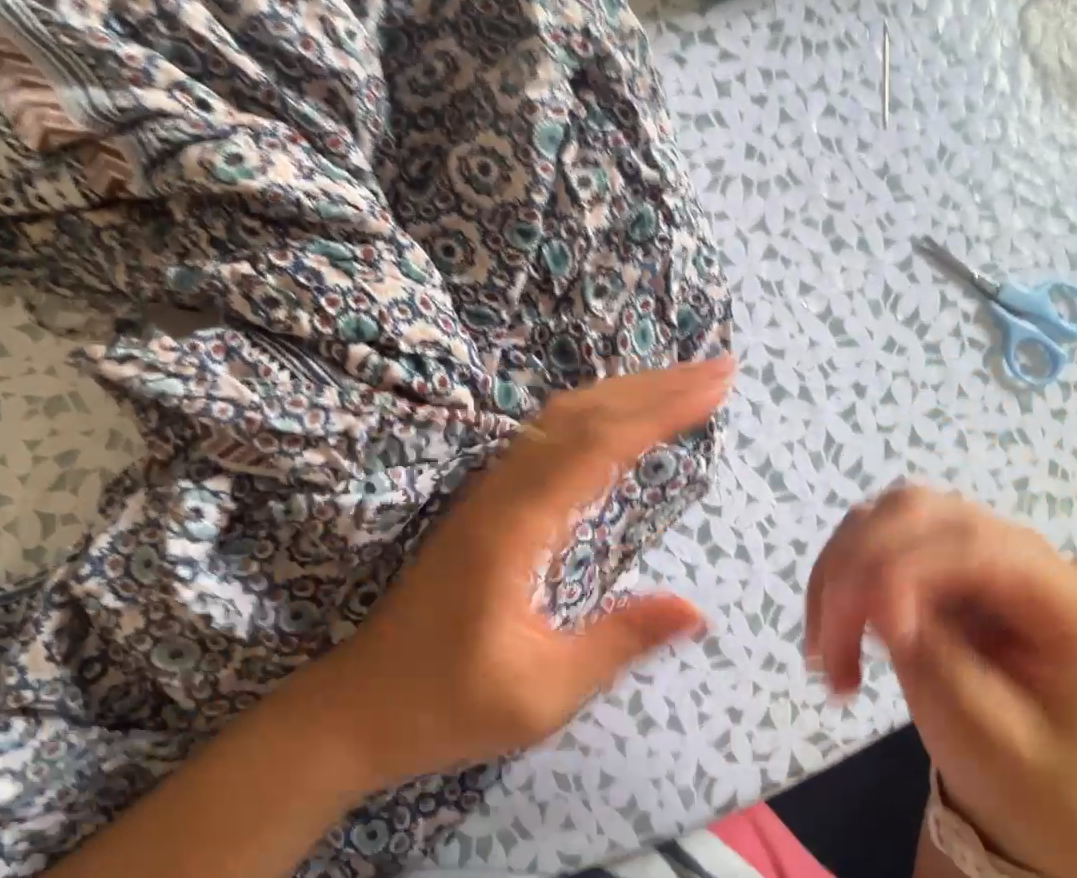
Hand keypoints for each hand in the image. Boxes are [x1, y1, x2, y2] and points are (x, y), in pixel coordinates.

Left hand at [294, 356, 735, 784]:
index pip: (598, 446)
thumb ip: (619, 643)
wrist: (360, 705)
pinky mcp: (483, 505)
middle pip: (580, 416)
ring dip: (622, 394)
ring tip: (680, 384)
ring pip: (558, 420)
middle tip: (717, 370)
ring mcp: (487, 494)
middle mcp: (500, 494)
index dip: (659, 410)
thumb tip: (695, 610)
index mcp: (515, 528)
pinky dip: (593, 416)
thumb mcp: (542, 692)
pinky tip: (616, 422)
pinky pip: (544, 439)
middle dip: (652, 387)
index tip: (714, 387)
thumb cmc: (448, 704)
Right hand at [806, 485, 1076, 877]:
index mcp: (1068, 600)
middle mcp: (1027, 553)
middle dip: (857, 572)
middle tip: (824, 652)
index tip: (875, 636)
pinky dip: (838, 576)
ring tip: (824, 648)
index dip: (907, 573)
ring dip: (839, 573)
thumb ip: (938, 660)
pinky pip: (872, 533)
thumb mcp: (988, 735)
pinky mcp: (941, 552)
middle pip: (921, 515)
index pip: (976, 548)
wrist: (1033, 791)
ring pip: (888, 515)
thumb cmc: (1023, 773)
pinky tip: (832, 627)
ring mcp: (981, 545)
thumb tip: (877, 604)